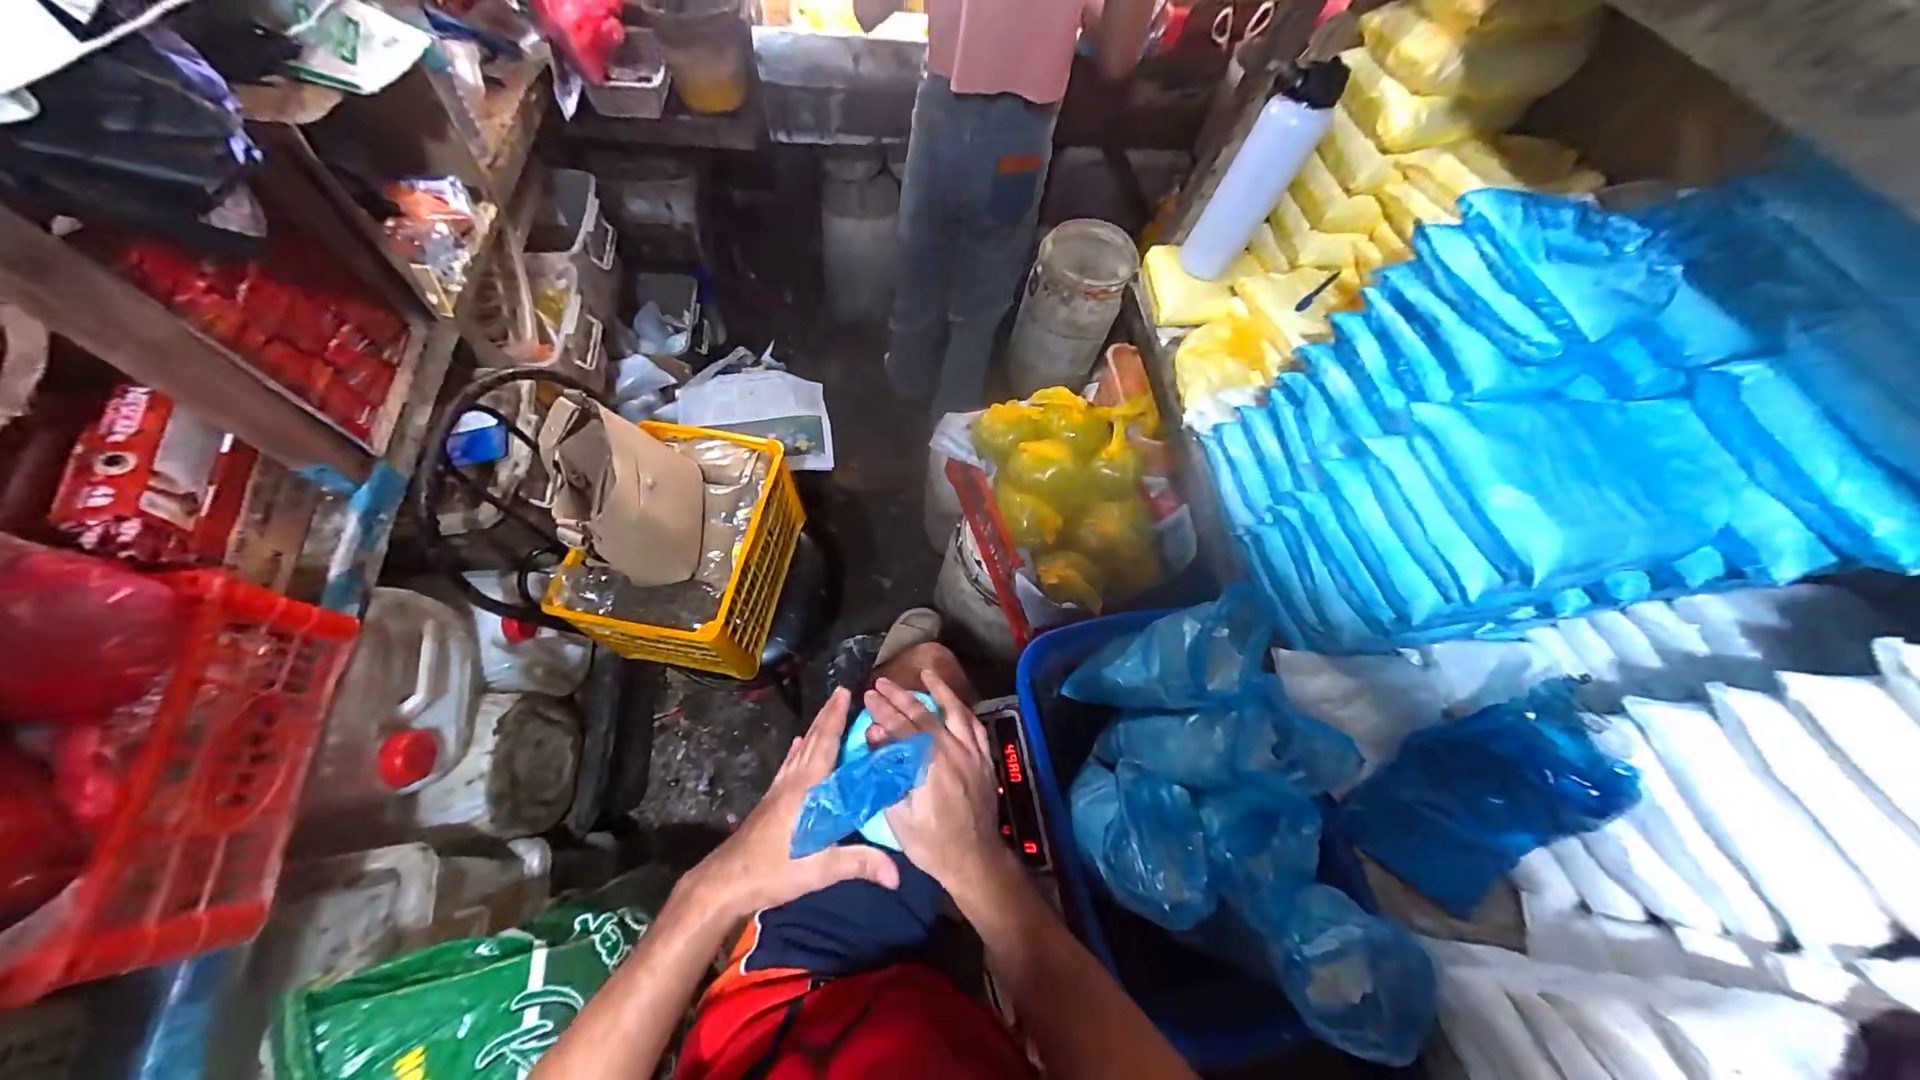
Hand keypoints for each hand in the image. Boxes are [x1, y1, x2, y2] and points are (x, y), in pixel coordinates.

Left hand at [683, 687, 900, 919]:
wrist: (726, 883)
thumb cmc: (772, 871)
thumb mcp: (819, 870)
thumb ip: (859, 864)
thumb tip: (897, 874)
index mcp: (806, 789)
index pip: (825, 744)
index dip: (836, 718)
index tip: (847, 692)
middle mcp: (792, 781)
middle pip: (813, 740)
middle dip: (828, 715)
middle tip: (842, 693)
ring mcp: (779, 790)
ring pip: (801, 750)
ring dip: (815, 728)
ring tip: (827, 711)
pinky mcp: (772, 801)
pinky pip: (789, 764)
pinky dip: (798, 749)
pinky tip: (798, 745)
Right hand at [868, 674, 1009, 897]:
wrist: (974, 860)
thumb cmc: (931, 843)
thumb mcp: (899, 814)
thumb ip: (886, 772)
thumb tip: (873, 736)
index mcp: (930, 763)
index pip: (901, 726)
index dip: (883, 709)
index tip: (868, 695)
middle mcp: (954, 750)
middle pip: (924, 714)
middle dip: (900, 695)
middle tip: (882, 682)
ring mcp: (973, 753)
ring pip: (956, 712)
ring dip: (940, 691)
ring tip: (926, 674)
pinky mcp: (985, 760)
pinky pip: (975, 726)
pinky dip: (963, 711)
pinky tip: (955, 704)